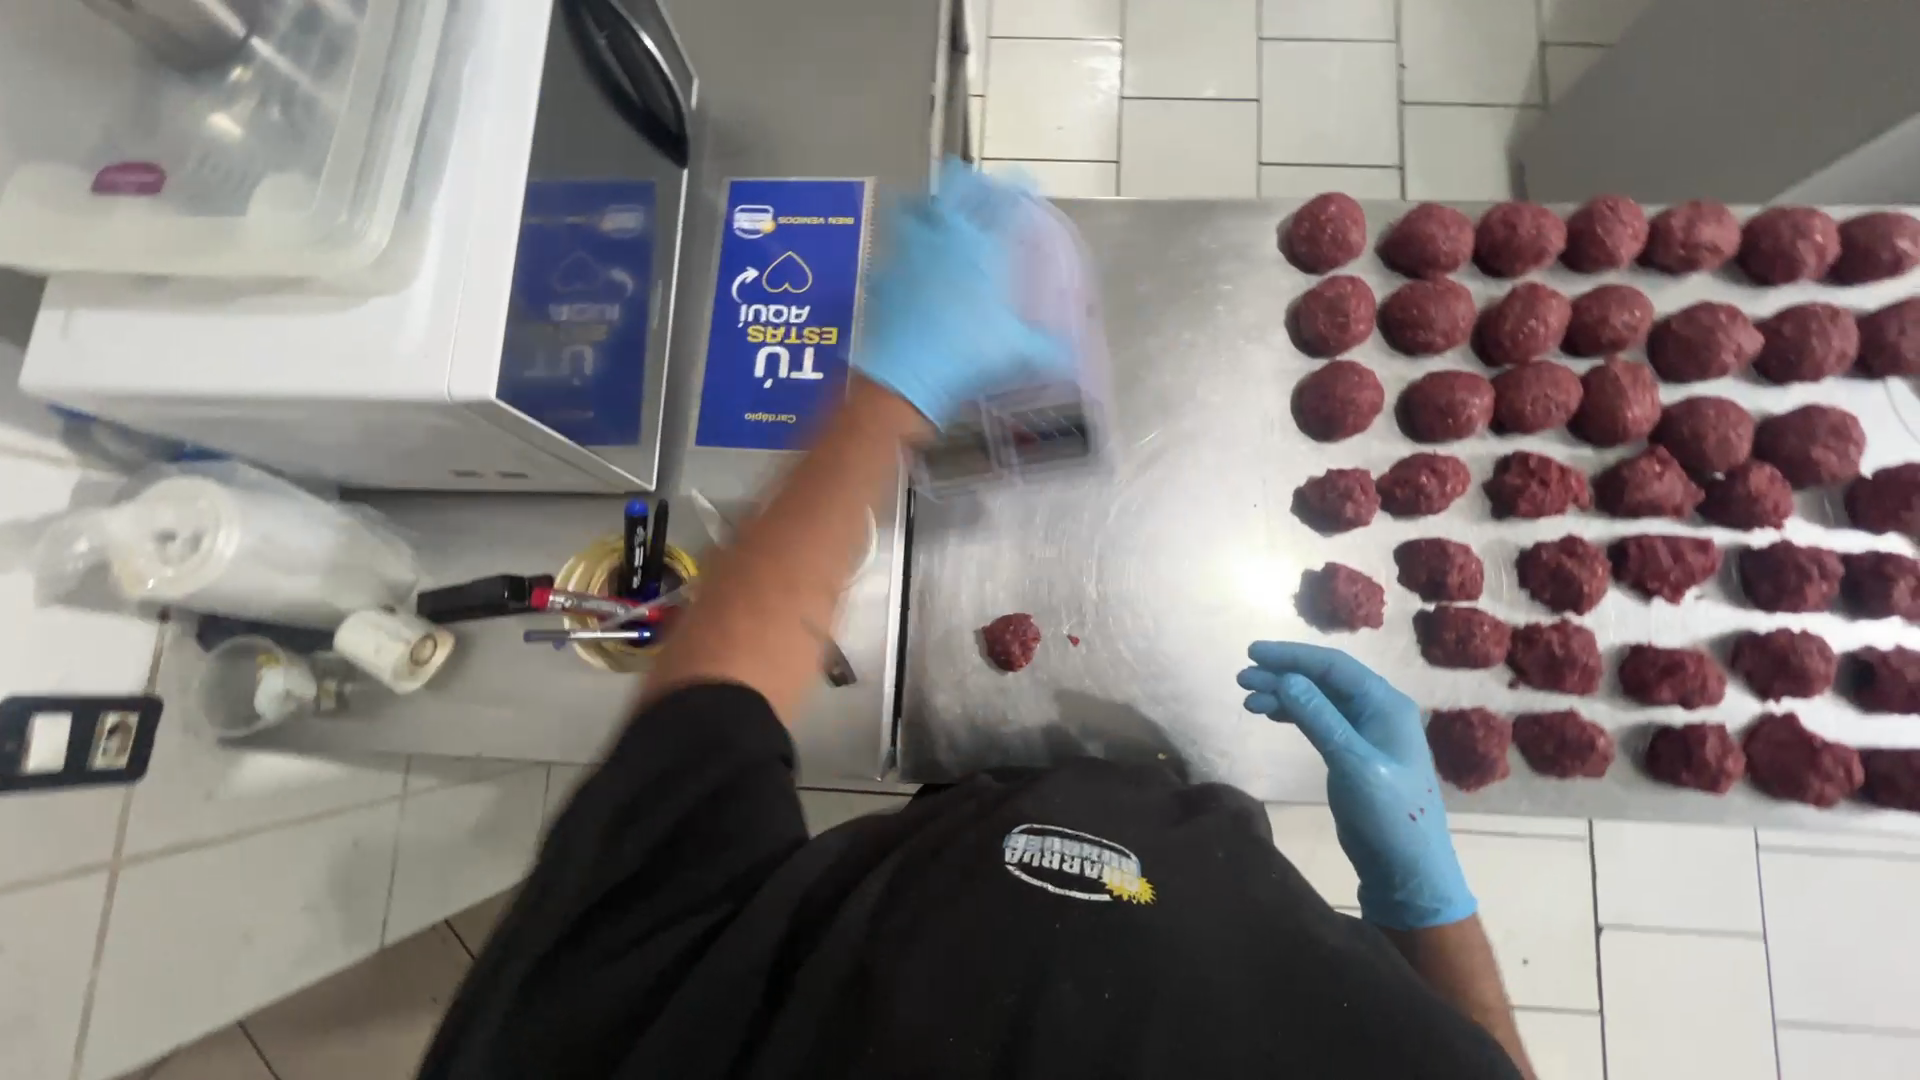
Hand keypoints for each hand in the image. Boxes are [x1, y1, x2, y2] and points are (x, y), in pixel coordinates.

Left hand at [854, 159, 1070, 426]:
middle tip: (972, 190)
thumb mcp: (1019, 355)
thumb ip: (1049, 351)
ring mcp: (906, 255)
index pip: (1002, 199)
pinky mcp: (881, 279)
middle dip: (964, 185)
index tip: (1023, 187)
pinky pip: (889, 254)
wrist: (906, 378)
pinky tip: (904, 269)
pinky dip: (898, 255)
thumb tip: (1073, 359)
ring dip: (923, 207)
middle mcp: (943, 239)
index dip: (1015, 188)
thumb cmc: (969, 356)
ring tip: (932, 214)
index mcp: (981, 246)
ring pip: (911, 210)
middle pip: (951, 190)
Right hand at [1238, 642, 1475, 930]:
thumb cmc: (1389, 816)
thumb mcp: (1353, 763)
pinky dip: (1291, 712)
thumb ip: (1320, 718)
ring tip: (1247, 699)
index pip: (1333, 666)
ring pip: (1316, 698)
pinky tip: (1268, 714)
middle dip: (1281, 674)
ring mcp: (1364, 731)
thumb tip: (1286, 678)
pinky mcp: (1351, 751)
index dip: (1291, 656)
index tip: (1252, 653)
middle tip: (1241, 679)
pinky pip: (1316, 718)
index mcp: (1385, 705)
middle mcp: (1376, 710)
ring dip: (1282, 694)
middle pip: (1322, 678)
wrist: (1408, 870)